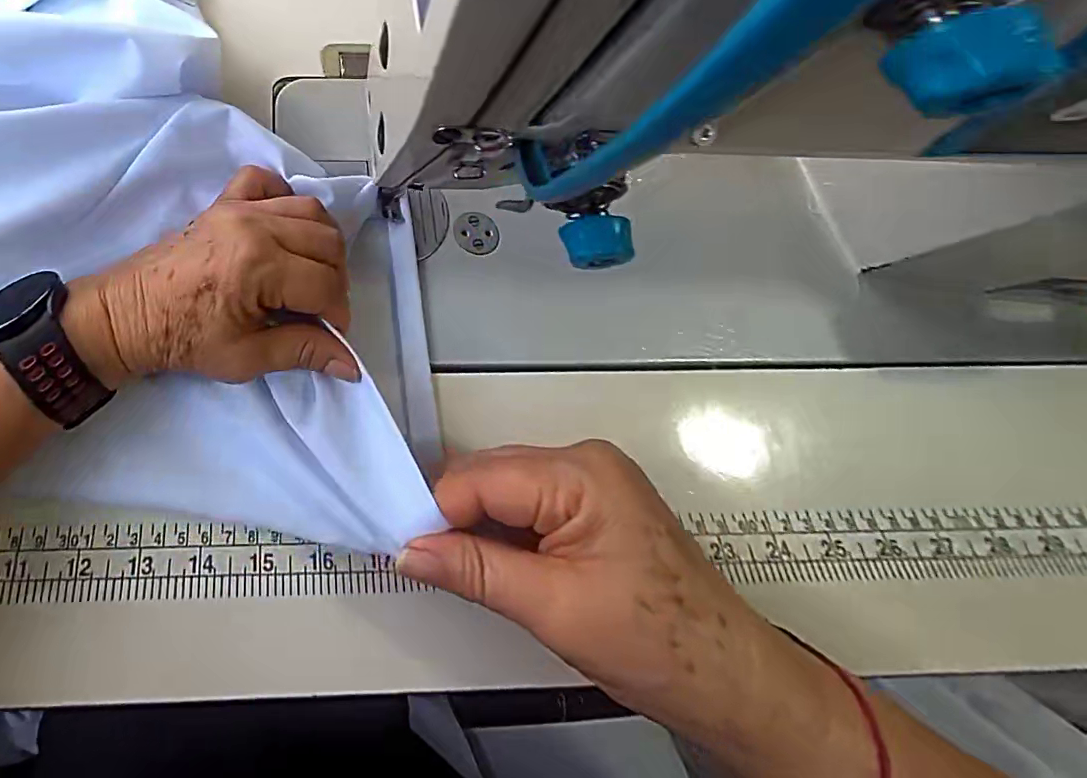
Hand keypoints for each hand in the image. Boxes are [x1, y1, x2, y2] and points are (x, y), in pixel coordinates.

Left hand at [63, 166, 359, 387]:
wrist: (129, 314)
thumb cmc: (179, 338)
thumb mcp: (244, 357)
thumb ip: (301, 351)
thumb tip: (348, 363)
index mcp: (258, 266)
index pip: (326, 284)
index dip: (336, 313)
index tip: (329, 332)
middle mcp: (252, 226)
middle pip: (326, 243)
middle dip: (334, 279)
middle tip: (320, 307)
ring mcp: (236, 208)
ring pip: (307, 209)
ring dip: (320, 242)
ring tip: (307, 274)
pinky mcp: (221, 203)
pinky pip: (262, 182)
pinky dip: (282, 197)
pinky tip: (281, 226)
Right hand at [395, 442, 872, 775]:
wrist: (740, 688)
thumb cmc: (668, 648)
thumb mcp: (552, 609)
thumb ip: (472, 571)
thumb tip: (409, 551)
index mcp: (579, 474)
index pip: (474, 479)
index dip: (438, 517)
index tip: (415, 552)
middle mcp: (581, 461)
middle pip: (481, 476)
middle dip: (455, 520)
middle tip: (440, 566)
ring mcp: (585, 478)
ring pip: (495, 486)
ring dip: (476, 526)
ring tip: (481, 571)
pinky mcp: (585, 498)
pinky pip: (517, 498)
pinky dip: (499, 529)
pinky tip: (506, 562)